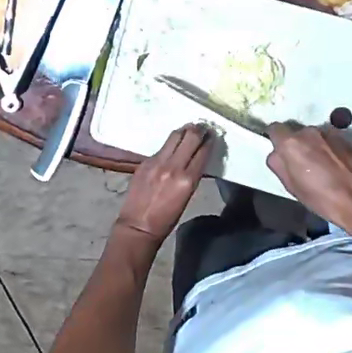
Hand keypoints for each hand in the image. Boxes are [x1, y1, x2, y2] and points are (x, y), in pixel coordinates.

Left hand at [115, 123, 212, 242]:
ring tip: (190, 129)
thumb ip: (192, 174)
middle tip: (203, 127)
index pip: (203, 151)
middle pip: (190, 137)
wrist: (138, 226)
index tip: (213, 134)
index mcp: (187, 179)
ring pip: (174, 136)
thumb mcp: (187, 196)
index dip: (210, 140)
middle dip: (199, 129)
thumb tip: (197, 158)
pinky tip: (172, 146)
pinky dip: (170, 144)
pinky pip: (161, 147)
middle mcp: (173, 167)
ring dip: (185, 131)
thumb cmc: (167, 218)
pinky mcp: (144, 162)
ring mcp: (156, 162)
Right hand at [265, 124, 351, 234]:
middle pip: (295, 132)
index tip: (281, 153)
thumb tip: (277, 154)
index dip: (276, 140)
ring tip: (319, 167)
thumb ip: (279, 165)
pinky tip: (333, 166)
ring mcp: (328, 133)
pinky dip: (326, 148)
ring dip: (312, 146)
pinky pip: (327, 140)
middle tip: (300, 165)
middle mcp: (308, 132)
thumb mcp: (292, 187)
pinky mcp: (344, 138)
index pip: (274, 129)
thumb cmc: (321, 199)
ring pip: (312, 136)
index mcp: (290, 144)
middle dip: (296, 145)